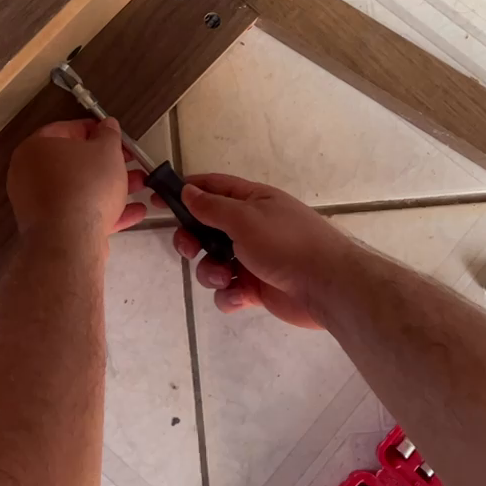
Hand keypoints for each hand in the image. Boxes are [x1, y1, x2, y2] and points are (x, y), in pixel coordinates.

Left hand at [7, 118, 146, 242]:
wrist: (70, 241)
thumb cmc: (84, 187)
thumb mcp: (107, 150)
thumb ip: (109, 135)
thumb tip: (108, 126)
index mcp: (36, 148)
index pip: (66, 130)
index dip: (94, 130)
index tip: (113, 135)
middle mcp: (30, 175)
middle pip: (74, 163)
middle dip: (107, 163)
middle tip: (128, 161)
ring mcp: (39, 205)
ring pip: (79, 190)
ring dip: (110, 188)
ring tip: (138, 187)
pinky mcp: (52, 229)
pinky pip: (79, 214)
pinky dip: (104, 212)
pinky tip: (132, 212)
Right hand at [172, 174, 355, 328]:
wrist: (327, 286)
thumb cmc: (286, 243)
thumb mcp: (244, 218)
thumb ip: (212, 207)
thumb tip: (188, 190)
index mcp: (252, 201)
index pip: (212, 188)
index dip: (185, 191)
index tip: (158, 199)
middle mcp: (252, 227)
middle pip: (206, 229)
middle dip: (193, 240)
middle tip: (190, 249)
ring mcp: (254, 259)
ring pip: (214, 263)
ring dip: (211, 272)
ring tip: (226, 278)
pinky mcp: (258, 288)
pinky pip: (229, 290)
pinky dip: (229, 295)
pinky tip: (241, 297)